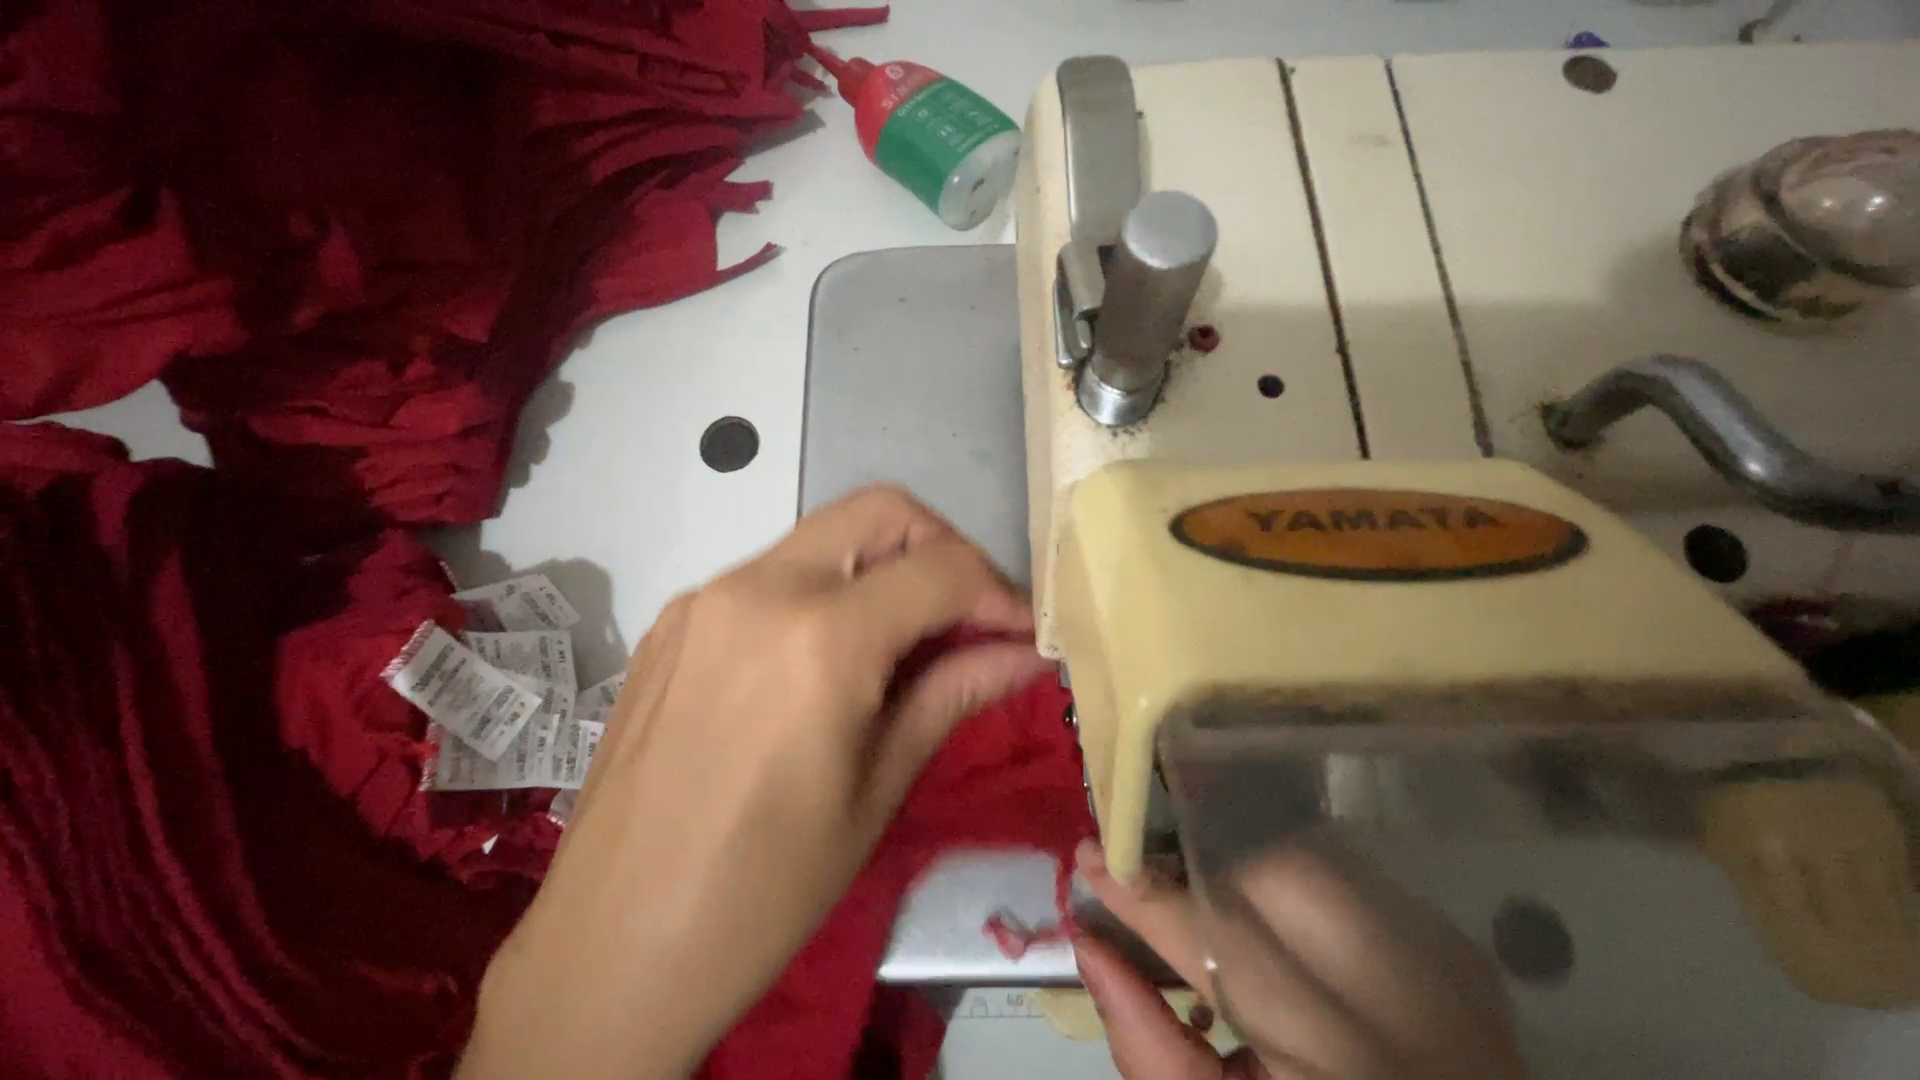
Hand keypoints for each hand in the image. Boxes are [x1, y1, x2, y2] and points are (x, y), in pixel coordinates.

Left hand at [460, 486, 1052, 1079]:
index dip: (1000, 594)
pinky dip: (822, 595)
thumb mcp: (878, 789)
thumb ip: (954, 695)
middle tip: (972, 618)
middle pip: (879, 511)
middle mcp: (757, 587)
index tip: (1027, 635)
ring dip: (882, 570)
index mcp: (820, 637)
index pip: (941, 568)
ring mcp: (705, 599)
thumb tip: (1028, 653)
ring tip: (909, 645)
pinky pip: (769, 578)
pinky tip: (829, 664)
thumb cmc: (766, 889)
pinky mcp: (673, 623)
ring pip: (822, 539)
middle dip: (944, 549)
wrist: (614, 945)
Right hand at [1075, 838, 1527, 1079]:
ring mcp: (1443, 965)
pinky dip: (1297, 884)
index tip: (1094, 857)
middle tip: (1158, 879)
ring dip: (1248, 863)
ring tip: (1216, 901)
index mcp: (1335, 1064)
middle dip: (1204, 858)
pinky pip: (1353, 878)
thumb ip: (1147, 1045)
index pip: (1219, 940)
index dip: (1147, 892)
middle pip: (1278, 871)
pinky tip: (1280, 924)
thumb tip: (1090, 944)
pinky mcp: (1456, 948)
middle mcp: (1403, 1000)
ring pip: (1317, 859)